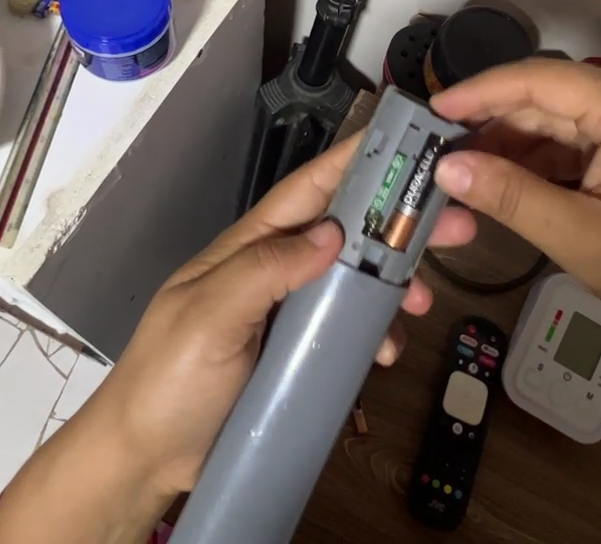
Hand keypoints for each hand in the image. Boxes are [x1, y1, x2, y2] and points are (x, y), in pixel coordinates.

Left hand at [73, 132, 475, 498]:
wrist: (146, 459)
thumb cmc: (167, 379)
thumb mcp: (206, 319)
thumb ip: (262, 273)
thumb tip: (331, 234)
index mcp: (252, 245)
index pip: (310, 188)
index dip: (355, 160)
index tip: (406, 142)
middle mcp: (278, 267)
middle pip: (348, 230)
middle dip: (399, 222)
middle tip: (455, 224)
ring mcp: (292, 310)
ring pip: (356, 279)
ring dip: (396, 282)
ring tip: (425, 302)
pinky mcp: (301, 350)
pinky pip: (350, 329)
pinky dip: (377, 332)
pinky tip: (389, 350)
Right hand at [430, 58, 600, 345]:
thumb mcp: (581, 237)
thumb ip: (511, 196)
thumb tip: (447, 167)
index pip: (537, 79)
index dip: (479, 92)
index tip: (432, 111)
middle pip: (546, 96)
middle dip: (493, 122)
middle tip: (440, 149)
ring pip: (559, 119)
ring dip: (514, 143)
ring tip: (465, 170)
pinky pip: (579, 141)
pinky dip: (542, 160)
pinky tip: (508, 181)